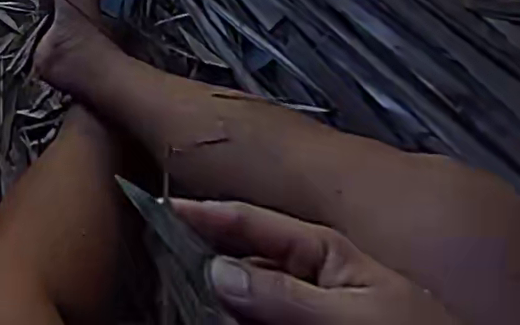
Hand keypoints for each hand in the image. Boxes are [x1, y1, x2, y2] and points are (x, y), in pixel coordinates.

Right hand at [173, 199, 463, 324]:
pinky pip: (266, 317)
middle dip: (212, 266)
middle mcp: (312, 274)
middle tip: (182, 274)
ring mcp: (313, 306)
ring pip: (251, 296)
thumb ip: (286, 294)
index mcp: (322, 249)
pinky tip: (232, 318)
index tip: (163, 207)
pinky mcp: (311, 324)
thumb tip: (217, 269)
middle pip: (242, 261)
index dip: (203, 212)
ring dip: (228, 301)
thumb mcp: (357, 316)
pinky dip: (245, 316)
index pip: (247, 220)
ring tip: (201, 300)